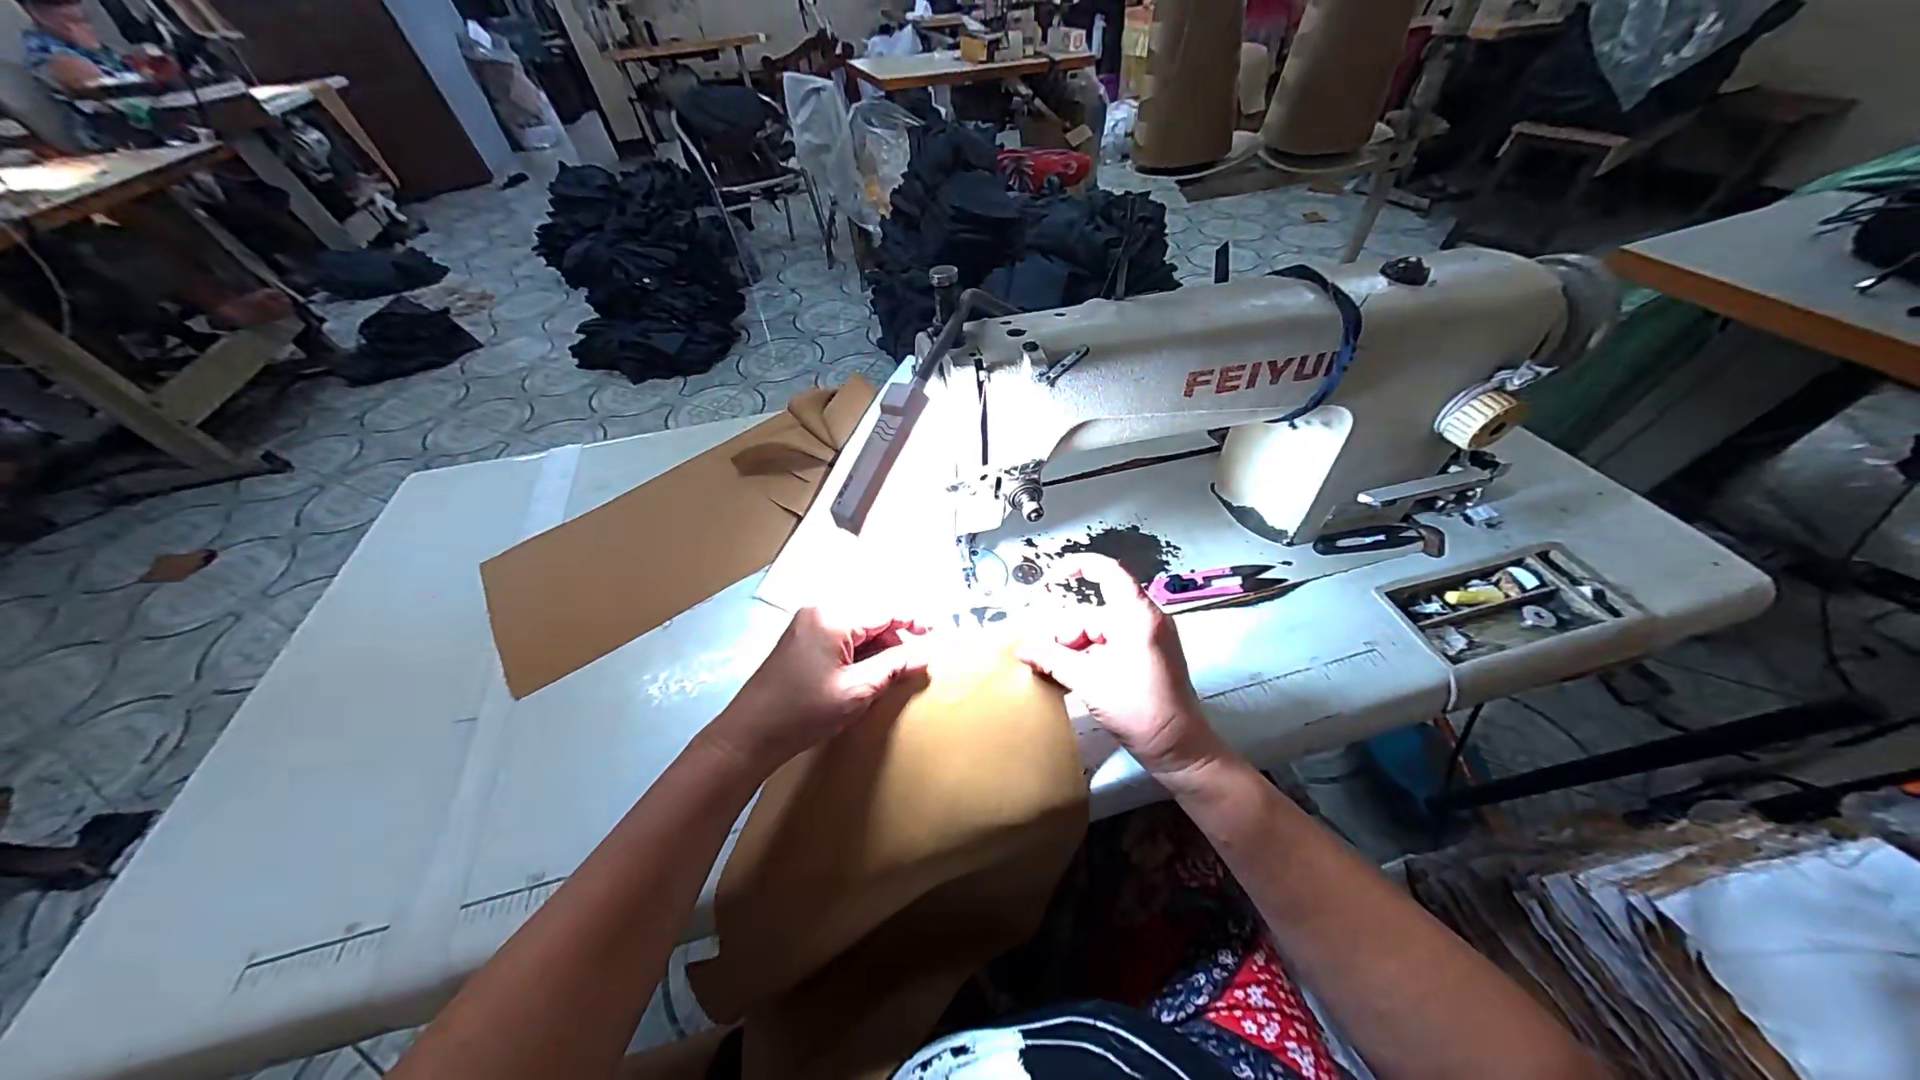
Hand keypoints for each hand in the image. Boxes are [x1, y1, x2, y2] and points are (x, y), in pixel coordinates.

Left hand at [709, 607, 928, 772]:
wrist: (750, 734)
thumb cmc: (804, 712)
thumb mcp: (857, 690)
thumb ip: (893, 666)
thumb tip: (924, 654)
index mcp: (833, 617)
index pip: (885, 610)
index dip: (914, 622)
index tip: (937, 633)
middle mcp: (819, 612)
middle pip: (871, 616)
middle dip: (894, 638)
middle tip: (911, 665)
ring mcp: (807, 625)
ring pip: (857, 628)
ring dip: (877, 648)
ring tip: (888, 676)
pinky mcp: (801, 640)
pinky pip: (840, 637)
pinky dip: (858, 652)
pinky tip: (865, 676)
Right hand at [1014, 555, 1225, 776]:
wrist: (1180, 748)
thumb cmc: (1141, 711)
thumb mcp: (1088, 682)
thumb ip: (1052, 659)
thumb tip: (1023, 649)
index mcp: (1137, 616)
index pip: (1108, 572)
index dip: (1078, 567)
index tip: (1051, 579)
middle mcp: (1145, 621)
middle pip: (1093, 613)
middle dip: (1065, 635)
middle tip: (1044, 661)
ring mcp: (1147, 639)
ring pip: (1097, 633)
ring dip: (1073, 651)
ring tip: (1054, 674)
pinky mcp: (1147, 658)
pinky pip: (1109, 647)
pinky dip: (1088, 658)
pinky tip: (1070, 678)